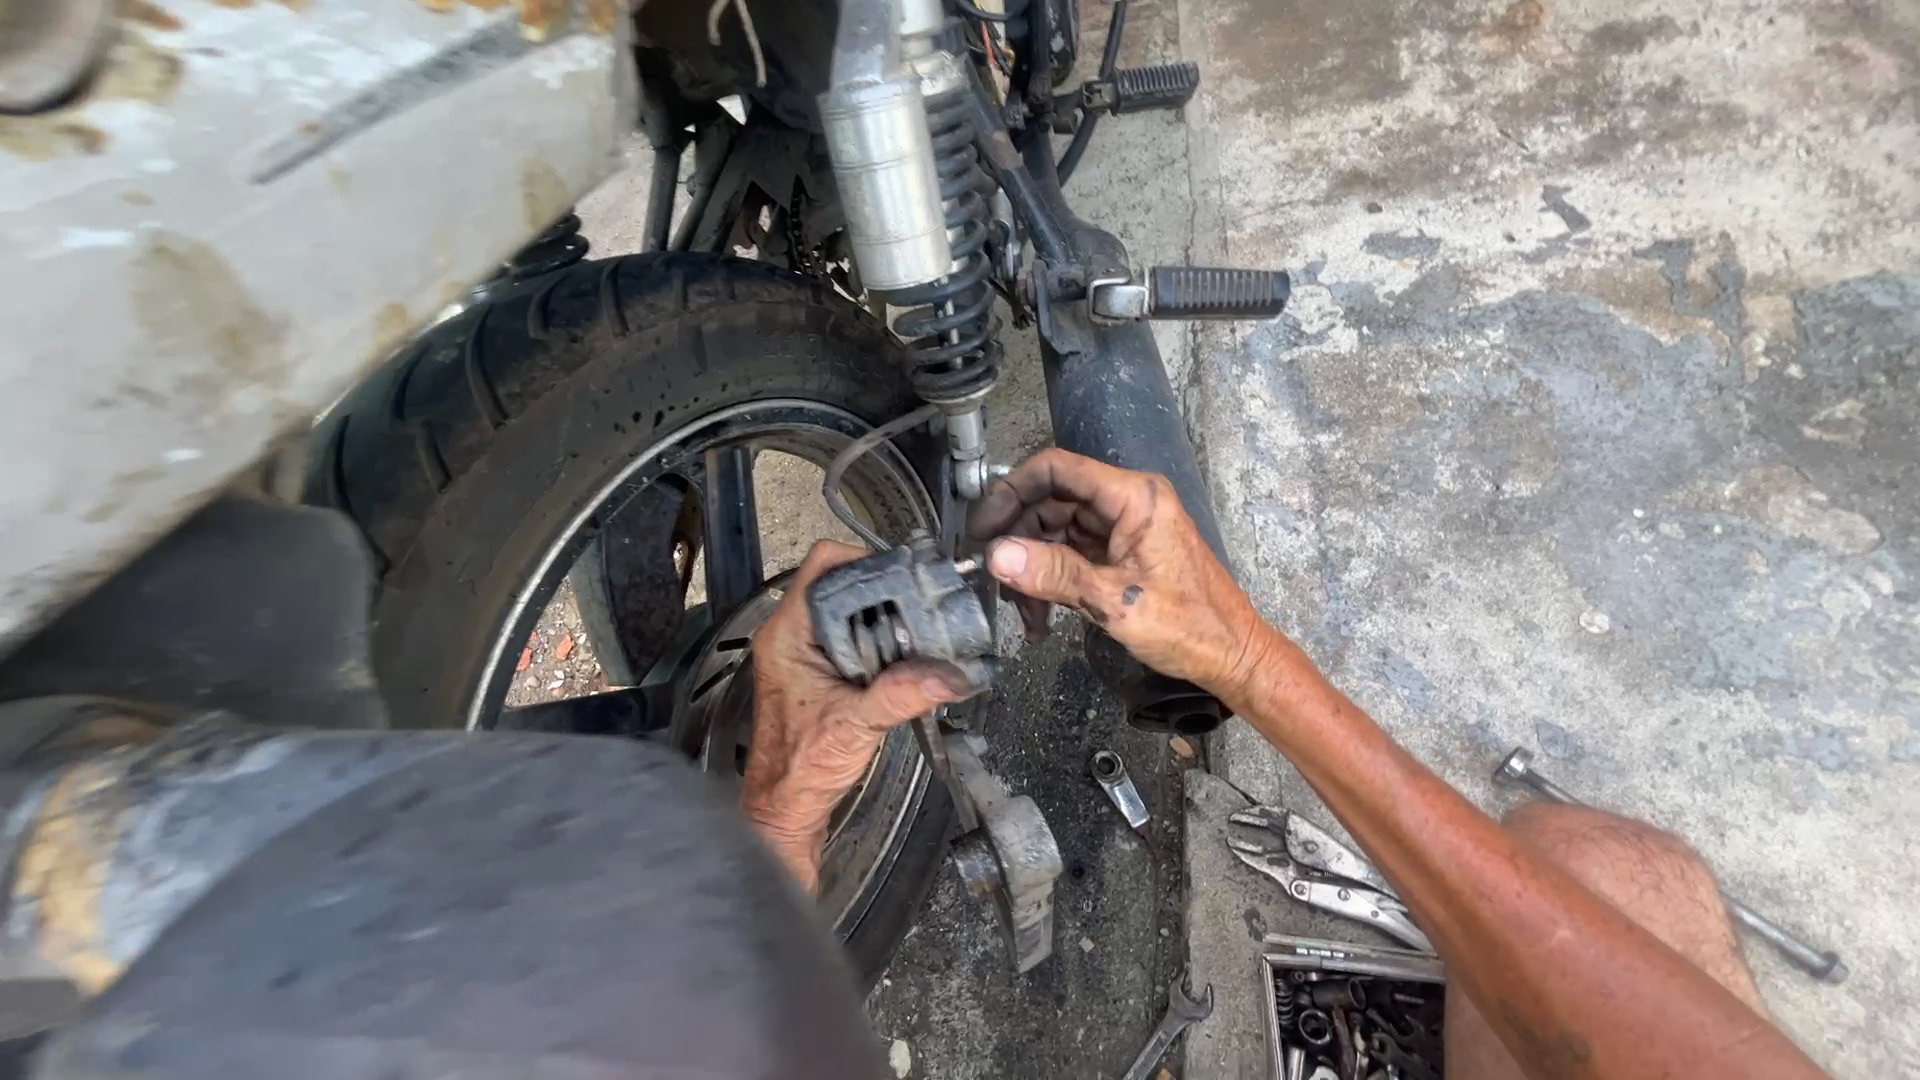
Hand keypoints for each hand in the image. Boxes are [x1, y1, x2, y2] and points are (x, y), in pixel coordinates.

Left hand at [742, 540, 970, 891]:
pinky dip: (878, 636)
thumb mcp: (856, 726)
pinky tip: (899, 654)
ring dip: (881, 613)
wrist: (785, 806)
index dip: (864, 560)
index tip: (901, 577)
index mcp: (788, 635)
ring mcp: (805, 650)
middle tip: (915, 602)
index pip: (823, 565)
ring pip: (848, 606)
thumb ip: (901, 695)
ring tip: (912, 626)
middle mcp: (792, 634)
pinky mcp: (819, 667)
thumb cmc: (799, 769)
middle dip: (881, 588)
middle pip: (840, 580)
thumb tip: (947, 673)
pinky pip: (851, 632)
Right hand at [967, 448, 1271, 698]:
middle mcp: (1125, 503)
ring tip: (1021, 610)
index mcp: (1133, 497)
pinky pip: (1069, 554)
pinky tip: (1040, 616)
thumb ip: (1055, 575)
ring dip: (1031, 567)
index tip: (984, 527)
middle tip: (992, 573)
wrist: (1232, 656)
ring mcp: (1120, 528)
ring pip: (1054, 530)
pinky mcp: (1117, 553)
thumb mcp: (1116, 602)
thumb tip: (998, 556)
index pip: (1056, 469)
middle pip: (1050, 500)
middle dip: (1017, 538)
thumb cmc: (1191, 627)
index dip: (1011, 491)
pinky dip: (1049, 580)